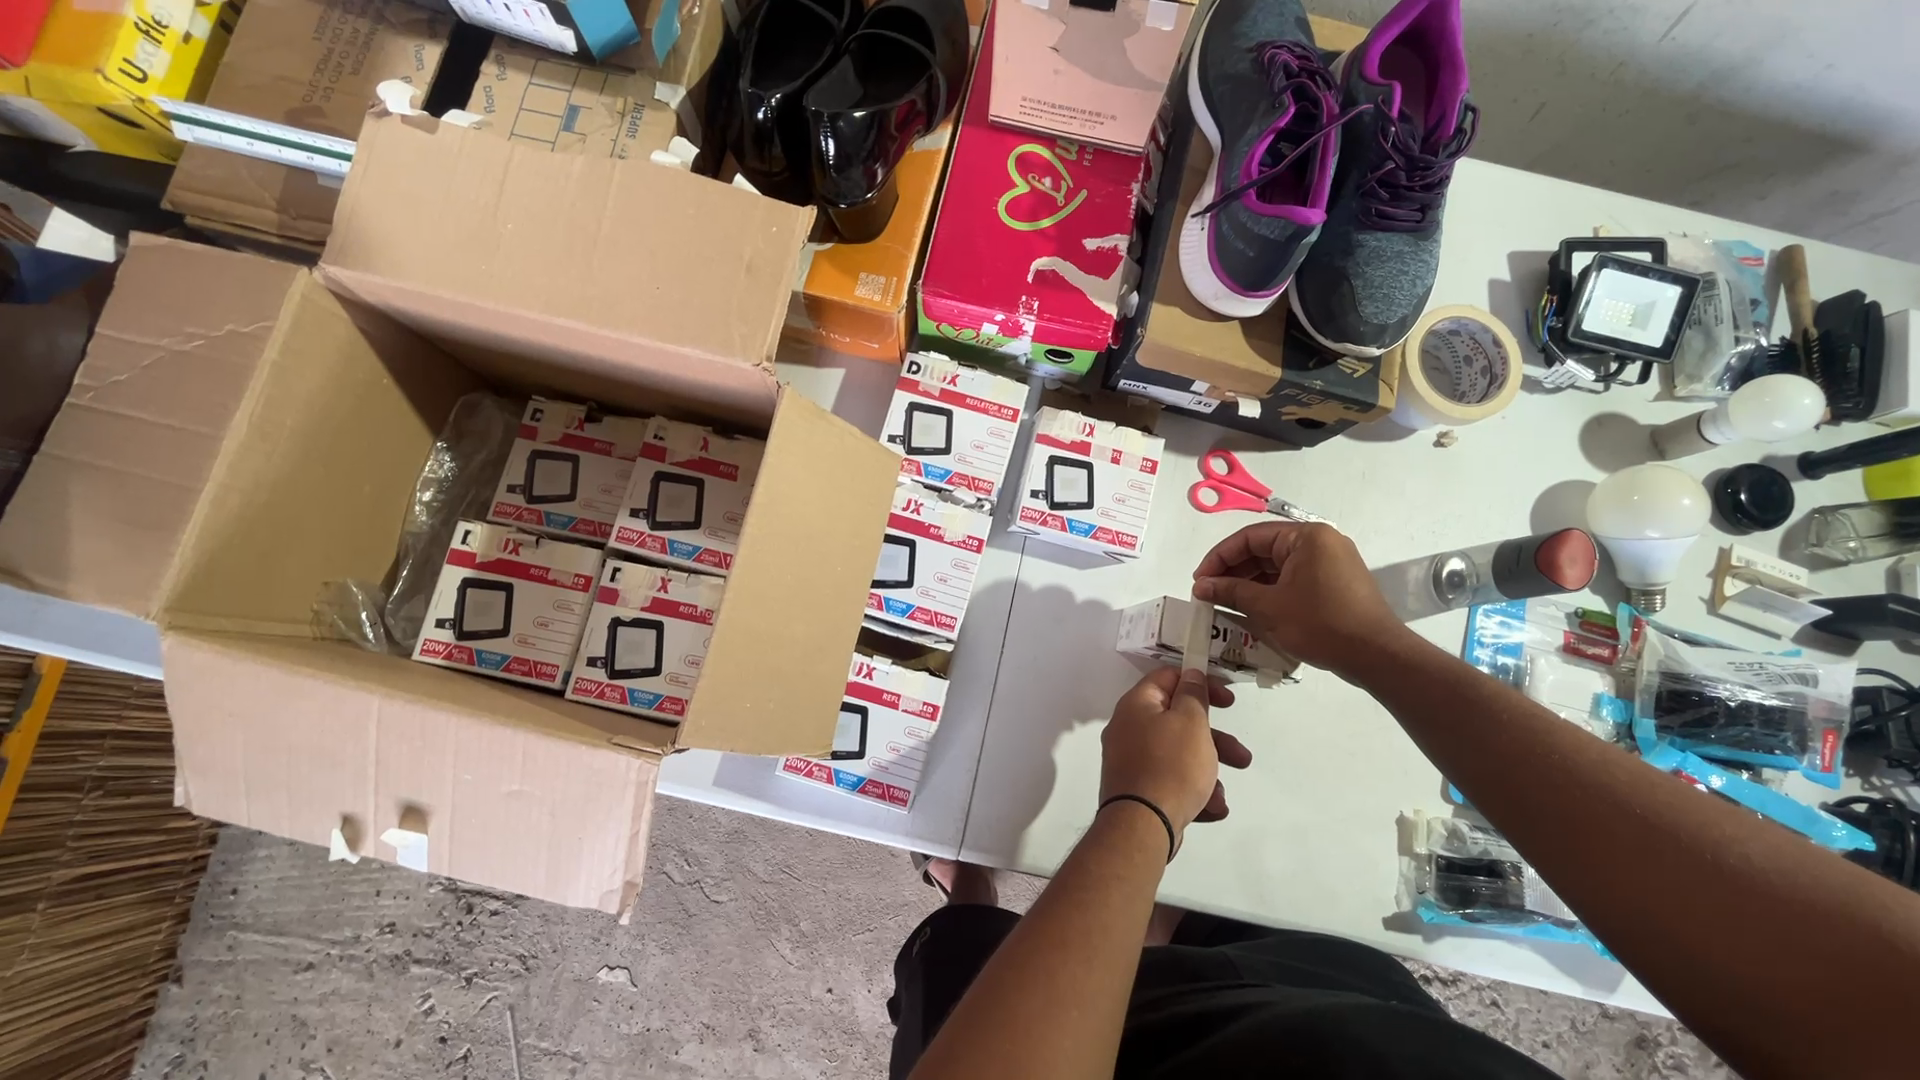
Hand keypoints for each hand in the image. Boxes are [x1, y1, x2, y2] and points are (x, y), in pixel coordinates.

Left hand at [1100, 667, 1249, 849]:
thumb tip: (1190, 674)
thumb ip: (1193, 695)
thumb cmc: (1170, 766)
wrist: (1141, 826)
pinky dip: (1192, 792)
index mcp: (1136, 706)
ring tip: (1223, 793)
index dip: (1199, 682)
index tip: (1227, 699)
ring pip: (1177, 756)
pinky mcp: (1136, 790)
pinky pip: (1169, 782)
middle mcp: (1128, 730)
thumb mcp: (1190, 722)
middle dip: (1214, 739)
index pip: (1167, 678)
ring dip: (1207, 770)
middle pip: (1177, 723)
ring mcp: (1130, 762)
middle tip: (1240, 754)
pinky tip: (1212, 808)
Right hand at [1192, 521, 1410, 678]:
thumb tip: (1201, 586)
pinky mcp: (1335, 584)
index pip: (1250, 537)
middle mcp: (1320, 542)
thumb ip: (1231, 592)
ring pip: (1278, 567)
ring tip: (1225, 605)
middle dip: (1233, 572)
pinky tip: (1251, 610)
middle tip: (1208, 594)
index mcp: (1306, 537)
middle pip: (1264, 550)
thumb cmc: (1321, 624)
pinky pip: (1293, 580)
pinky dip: (1270, 592)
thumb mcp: (1268, 607)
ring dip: (1249, 584)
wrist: (1376, 656)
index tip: (1199, 581)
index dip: (1219, 558)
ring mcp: (1331, 563)